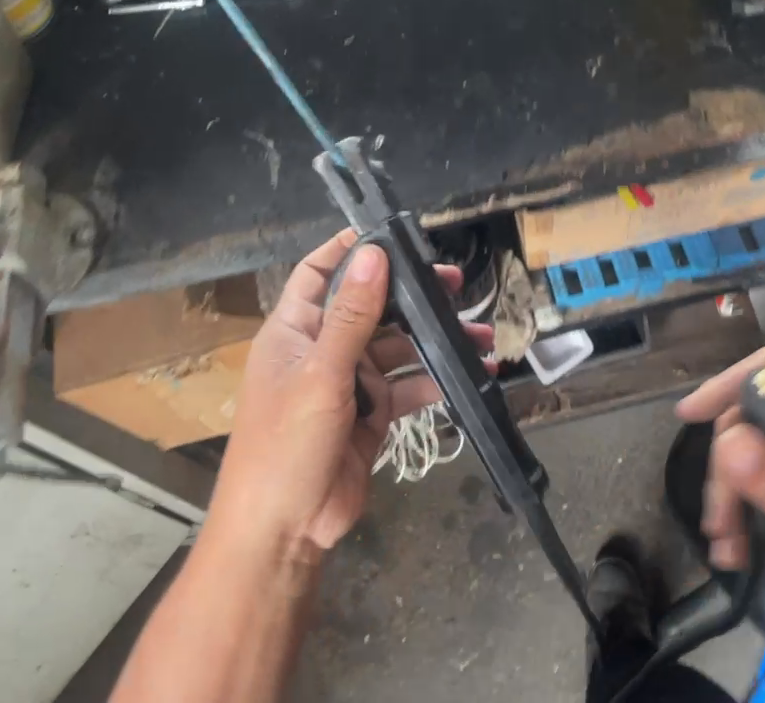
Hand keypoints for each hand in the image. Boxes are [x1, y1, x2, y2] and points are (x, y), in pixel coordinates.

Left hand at [212, 229, 493, 560]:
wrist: (284, 530)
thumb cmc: (286, 445)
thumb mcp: (321, 375)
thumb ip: (352, 316)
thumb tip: (374, 253)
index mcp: (295, 331)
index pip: (319, 273)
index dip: (349, 250)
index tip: (392, 234)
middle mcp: (322, 350)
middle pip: (371, 308)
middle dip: (412, 297)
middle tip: (456, 286)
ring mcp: (349, 384)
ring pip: (398, 348)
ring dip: (435, 342)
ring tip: (481, 337)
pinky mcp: (371, 415)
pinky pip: (408, 387)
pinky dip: (436, 380)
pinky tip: (469, 375)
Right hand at [675, 348, 764, 628]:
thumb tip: (725, 440)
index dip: (727, 385)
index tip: (688, 416)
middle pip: (755, 415)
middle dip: (728, 466)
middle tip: (718, 522)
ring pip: (756, 444)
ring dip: (734, 491)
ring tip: (727, 545)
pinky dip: (750, 498)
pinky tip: (739, 540)